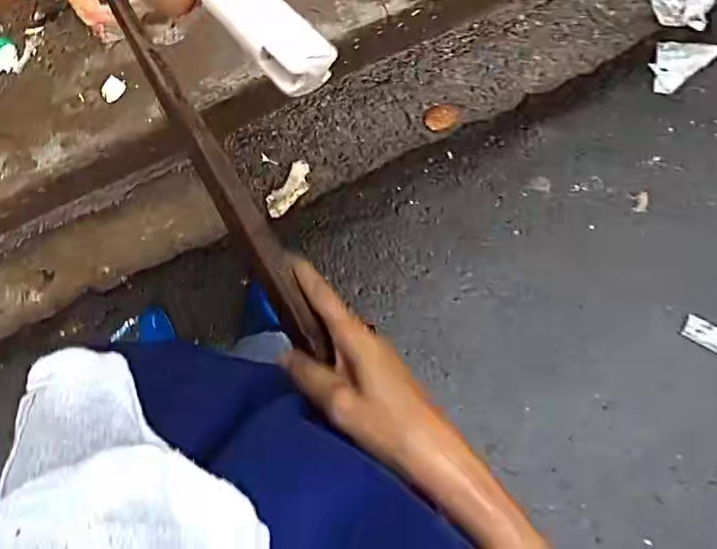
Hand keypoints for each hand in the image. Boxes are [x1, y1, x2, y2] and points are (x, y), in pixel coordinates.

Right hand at [281, 258, 548, 548]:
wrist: (440, 459)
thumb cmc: (392, 429)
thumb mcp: (340, 405)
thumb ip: (309, 376)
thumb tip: (284, 354)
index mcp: (357, 338)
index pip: (324, 296)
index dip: (304, 275)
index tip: (287, 257)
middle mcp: (369, 338)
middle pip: (330, 313)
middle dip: (305, 302)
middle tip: (277, 298)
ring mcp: (379, 355)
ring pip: (339, 335)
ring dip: (316, 330)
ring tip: (290, 334)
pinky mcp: (384, 374)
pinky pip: (348, 352)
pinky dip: (329, 350)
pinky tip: (319, 368)